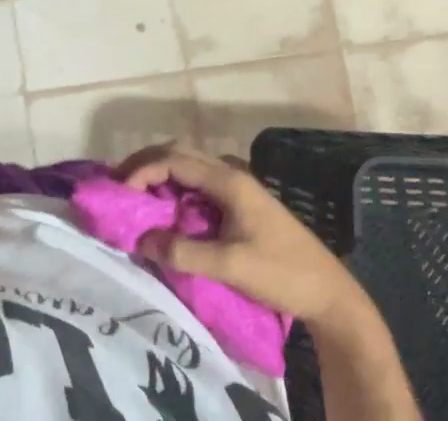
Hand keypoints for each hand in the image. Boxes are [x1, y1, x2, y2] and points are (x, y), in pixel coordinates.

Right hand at [116, 145, 367, 328]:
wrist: (331, 295)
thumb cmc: (283, 275)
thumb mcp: (230, 267)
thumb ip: (183, 252)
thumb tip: (140, 240)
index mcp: (229, 181)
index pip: (173, 160)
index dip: (141, 171)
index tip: (120, 193)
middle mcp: (231, 174)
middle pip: (177, 152)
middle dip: (144, 163)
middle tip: (117, 185)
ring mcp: (237, 187)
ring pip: (187, 164)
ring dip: (157, 172)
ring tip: (132, 193)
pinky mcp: (239, 202)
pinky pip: (196, 181)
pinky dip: (171, 185)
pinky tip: (162, 206)